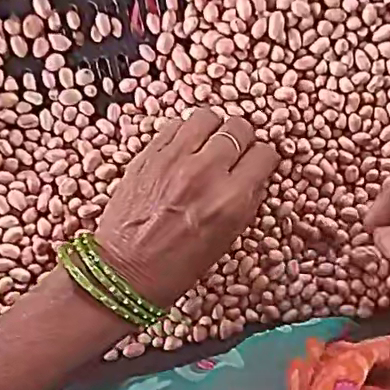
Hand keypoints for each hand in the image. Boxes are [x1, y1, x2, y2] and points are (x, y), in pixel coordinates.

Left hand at [92, 107, 278, 305]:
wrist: (124, 272)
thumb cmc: (174, 267)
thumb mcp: (224, 241)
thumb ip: (243, 204)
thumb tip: (252, 178)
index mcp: (230, 201)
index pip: (264, 155)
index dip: (263, 159)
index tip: (257, 164)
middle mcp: (205, 173)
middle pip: (239, 129)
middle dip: (241, 139)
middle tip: (234, 152)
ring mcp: (174, 159)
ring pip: (208, 117)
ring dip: (213, 129)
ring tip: (208, 145)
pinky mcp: (148, 154)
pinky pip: (175, 126)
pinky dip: (184, 133)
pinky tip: (182, 150)